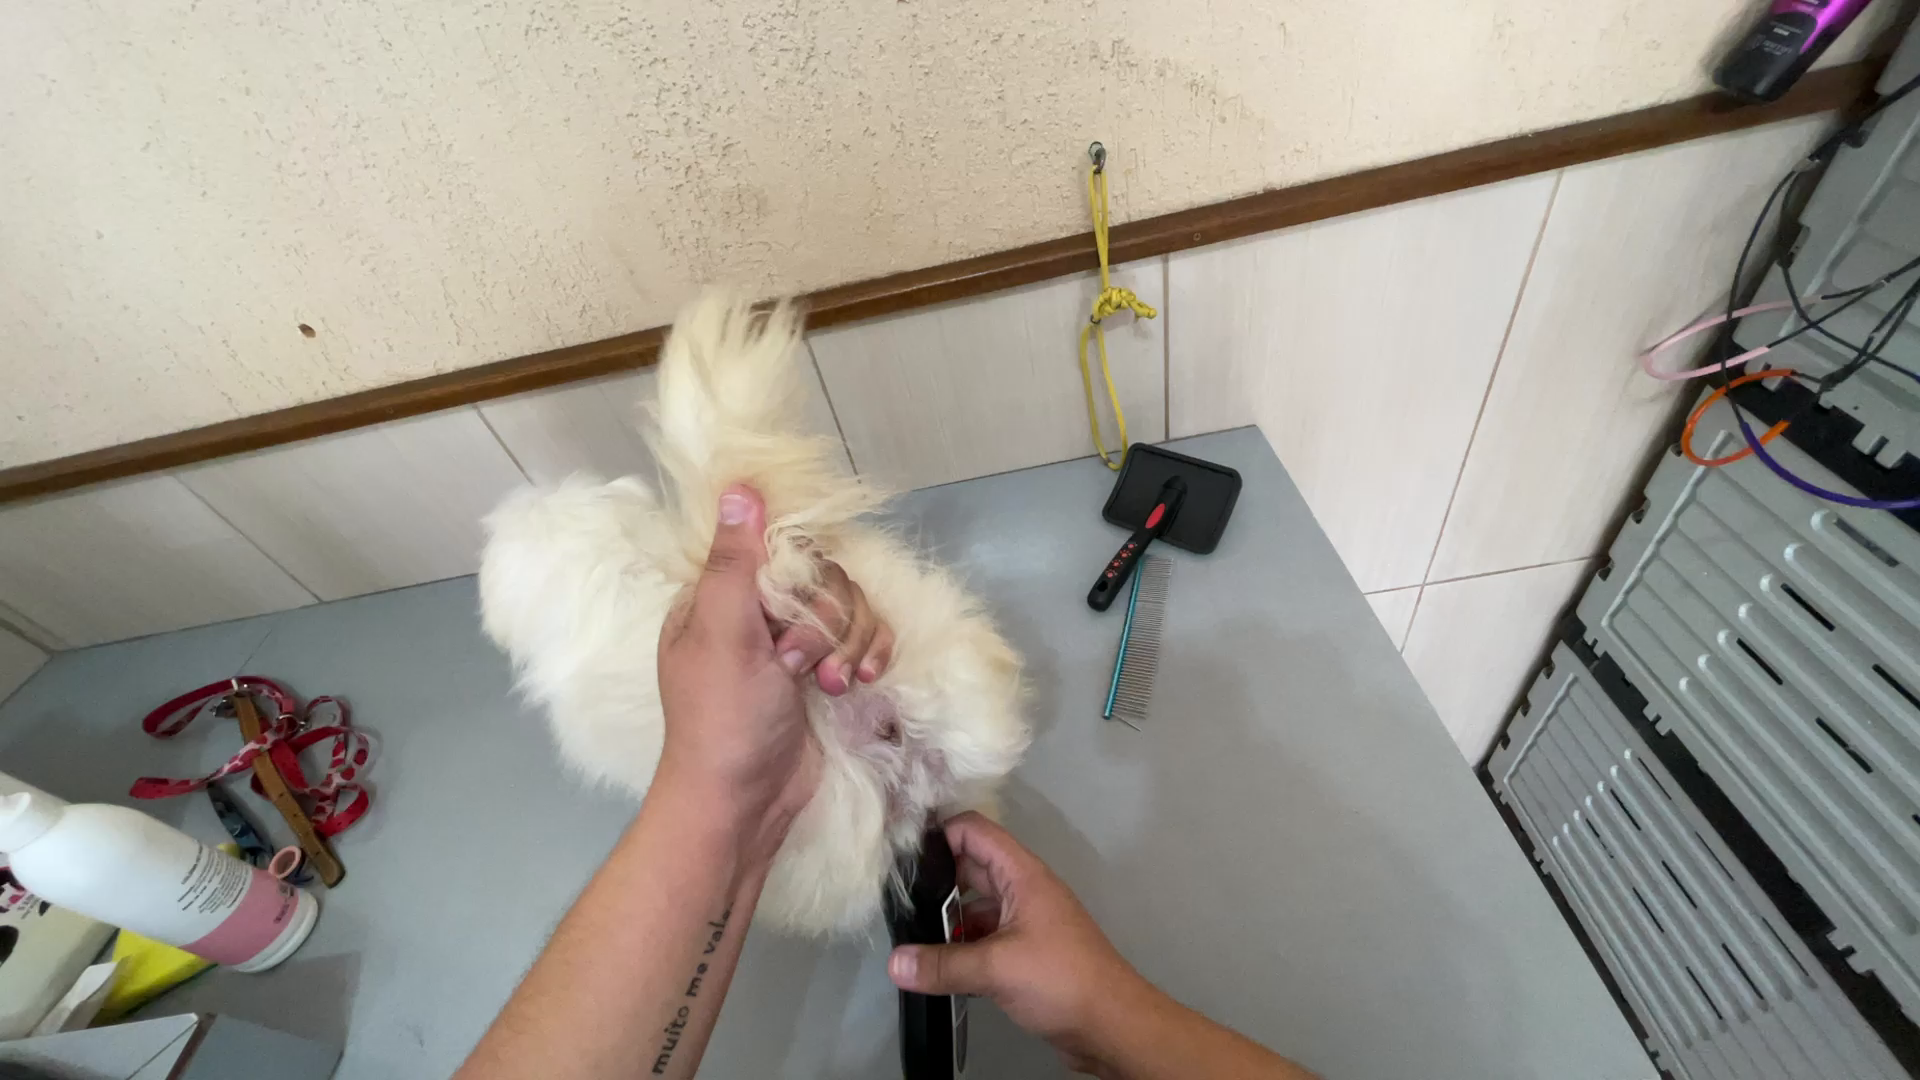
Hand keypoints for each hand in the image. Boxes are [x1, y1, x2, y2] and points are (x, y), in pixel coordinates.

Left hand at [655, 486, 895, 858]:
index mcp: (724, 596)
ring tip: (833, 683)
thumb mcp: (723, 636)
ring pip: (852, 606)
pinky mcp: (829, 669)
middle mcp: (762, 612)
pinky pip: (868, 636)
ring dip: (852, 642)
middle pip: (826, 577)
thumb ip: (734, 563)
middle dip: (829, 620)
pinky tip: (862, 680)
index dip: (802, 574)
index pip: (782, 549)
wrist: (747, 801)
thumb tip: (739, 487)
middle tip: (803, 663)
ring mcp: (798, 642)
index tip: (799, 608)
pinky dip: (872, 653)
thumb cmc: (724, 717)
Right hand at [886, 813, 1149, 1070]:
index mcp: (1020, 872)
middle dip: (937, 876)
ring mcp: (1024, 919)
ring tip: (909, 929)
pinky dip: (963, 942)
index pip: (974, 830)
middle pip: (972, 865)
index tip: (902, 849)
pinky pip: (985, 934)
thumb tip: (894, 964)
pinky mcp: (1025, 950)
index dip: (939, 832)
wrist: (1112, 1025)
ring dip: (948, 915)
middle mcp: (1022, 887)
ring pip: (977, 903)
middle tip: (896, 893)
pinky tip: (938, 961)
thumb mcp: (997, 968)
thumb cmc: (1060, 978)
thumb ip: (944, 964)